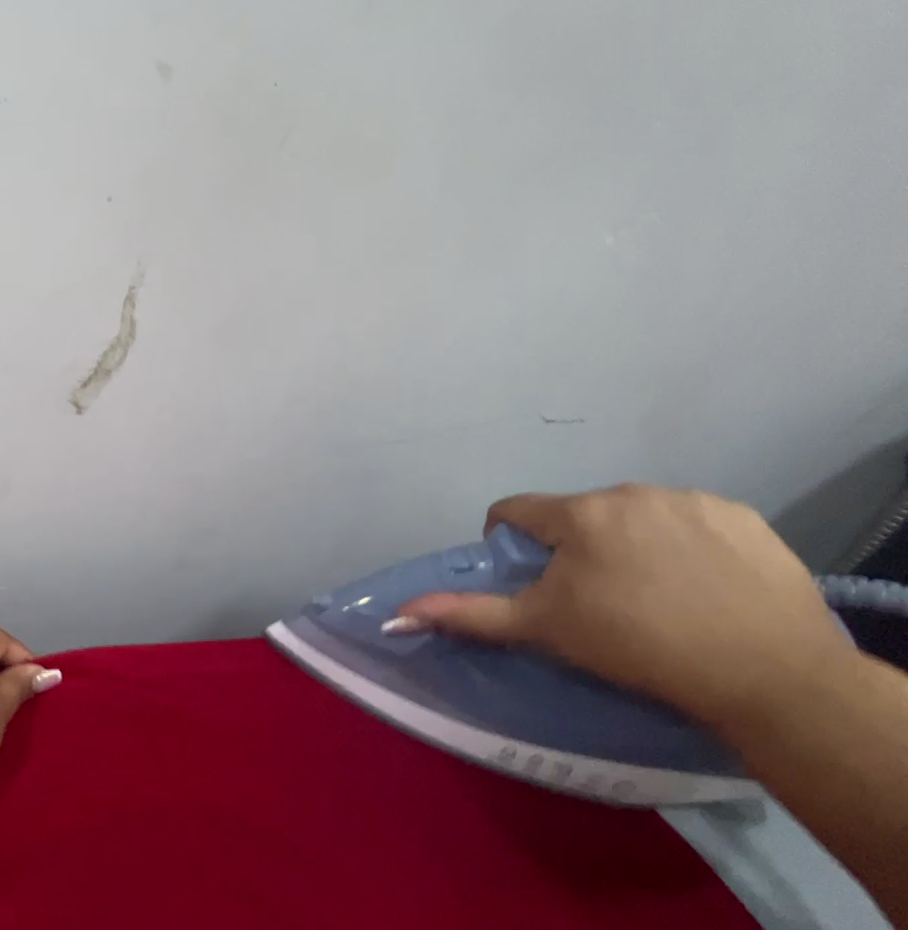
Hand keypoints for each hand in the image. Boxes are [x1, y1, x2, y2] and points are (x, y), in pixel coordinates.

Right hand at [398, 484, 858, 728]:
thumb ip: (470, 614)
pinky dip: (686, 545)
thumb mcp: (544, 629)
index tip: (534, 581)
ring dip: (629, 543)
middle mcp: (628, 492)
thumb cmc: (637, 646)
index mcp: (576, 514)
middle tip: (596, 599)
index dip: (511, 544)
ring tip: (655, 593)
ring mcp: (690, 500)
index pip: (515, 511)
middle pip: (577, 515)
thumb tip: (398, 610)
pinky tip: (703, 584)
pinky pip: (692, 521)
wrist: (769, 675)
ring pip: (634, 516)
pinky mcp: (743, 517)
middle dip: (575, 548)